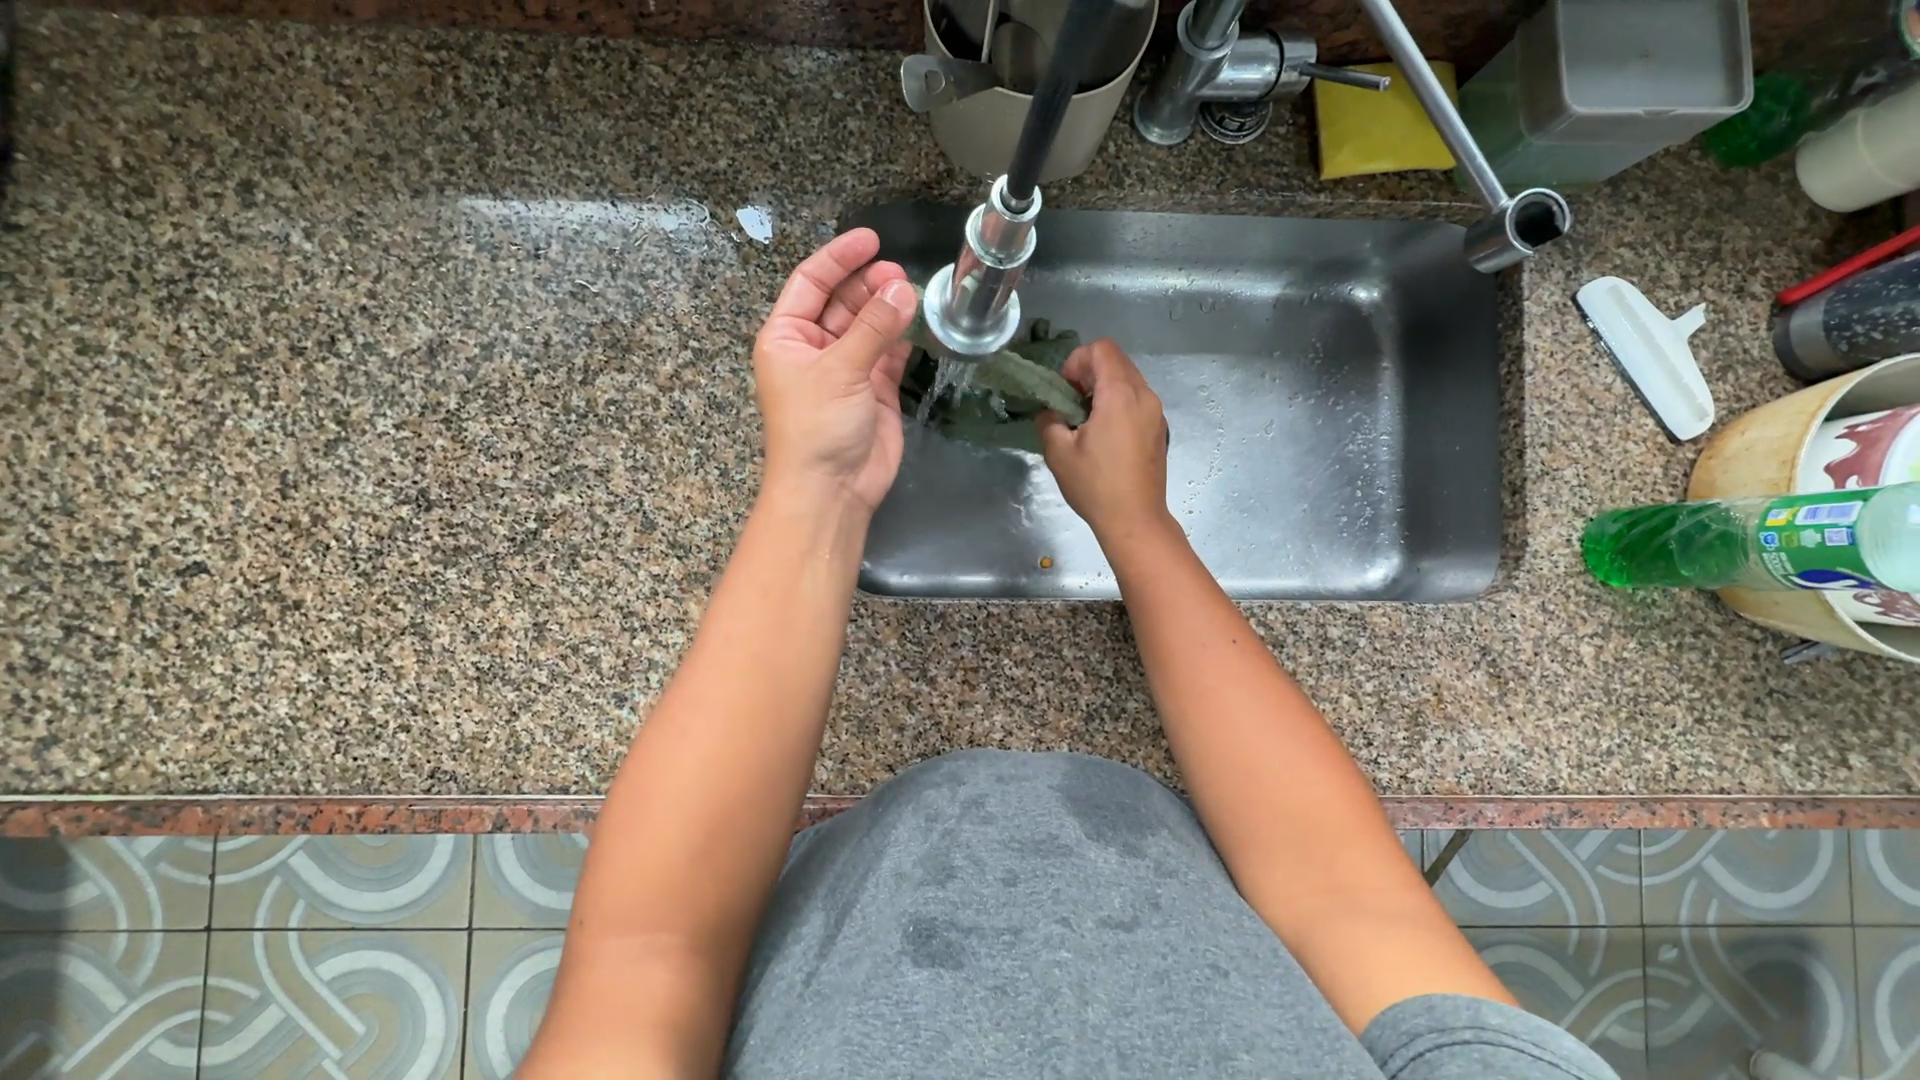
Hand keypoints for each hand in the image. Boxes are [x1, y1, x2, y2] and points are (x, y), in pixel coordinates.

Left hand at [753, 228, 917, 513]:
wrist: (832, 490)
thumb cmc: (817, 427)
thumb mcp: (840, 370)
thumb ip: (874, 327)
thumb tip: (903, 288)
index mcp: (787, 337)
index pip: (811, 283)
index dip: (838, 258)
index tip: (870, 240)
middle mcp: (814, 348)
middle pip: (843, 301)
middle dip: (868, 284)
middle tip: (899, 274)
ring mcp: (845, 369)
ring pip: (868, 326)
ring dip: (887, 309)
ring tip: (911, 292)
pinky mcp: (873, 390)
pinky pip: (888, 353)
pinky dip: (901, 338)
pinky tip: (915, 320)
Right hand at [1037, 339, 1173, 540]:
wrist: (1135, 519)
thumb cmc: (1095, 485)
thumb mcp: (1058, 452)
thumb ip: (1049, 420)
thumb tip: (1051, 411)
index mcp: (1120, 395)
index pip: (1101, 349)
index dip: (1077, 361)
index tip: (1065, 391)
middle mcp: (1143, 395)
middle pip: (1116, 360)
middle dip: (1089, 373)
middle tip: (1071, 405)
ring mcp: (1155, 412)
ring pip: (1128, 379)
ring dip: (1103, 388)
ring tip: (1086, 421)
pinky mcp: (1159, 428)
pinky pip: (1137, 399)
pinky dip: (1118, 403)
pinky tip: (1104, 435)